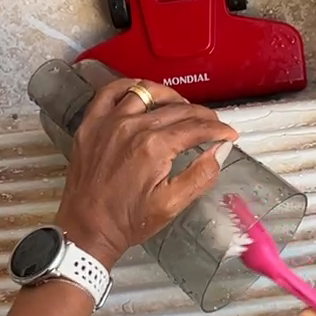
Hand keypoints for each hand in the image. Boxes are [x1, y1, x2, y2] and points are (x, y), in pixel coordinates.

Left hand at [55, 78, 238, 267]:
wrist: (87, 228)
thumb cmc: (126, 220)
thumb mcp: (172, 204)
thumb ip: (201, 174)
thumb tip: (219, 150)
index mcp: (154, 147)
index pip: (197, 128)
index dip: (218, 129)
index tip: (227, 133)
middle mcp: (131, 128)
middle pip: (177, 109)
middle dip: (202, 115)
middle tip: (212, 124)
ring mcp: (108, 123)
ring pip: (147, 92)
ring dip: (170, 97)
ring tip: (182, 107)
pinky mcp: (91, 124)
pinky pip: (110, 92)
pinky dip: (129, 87)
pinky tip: (142, 94)